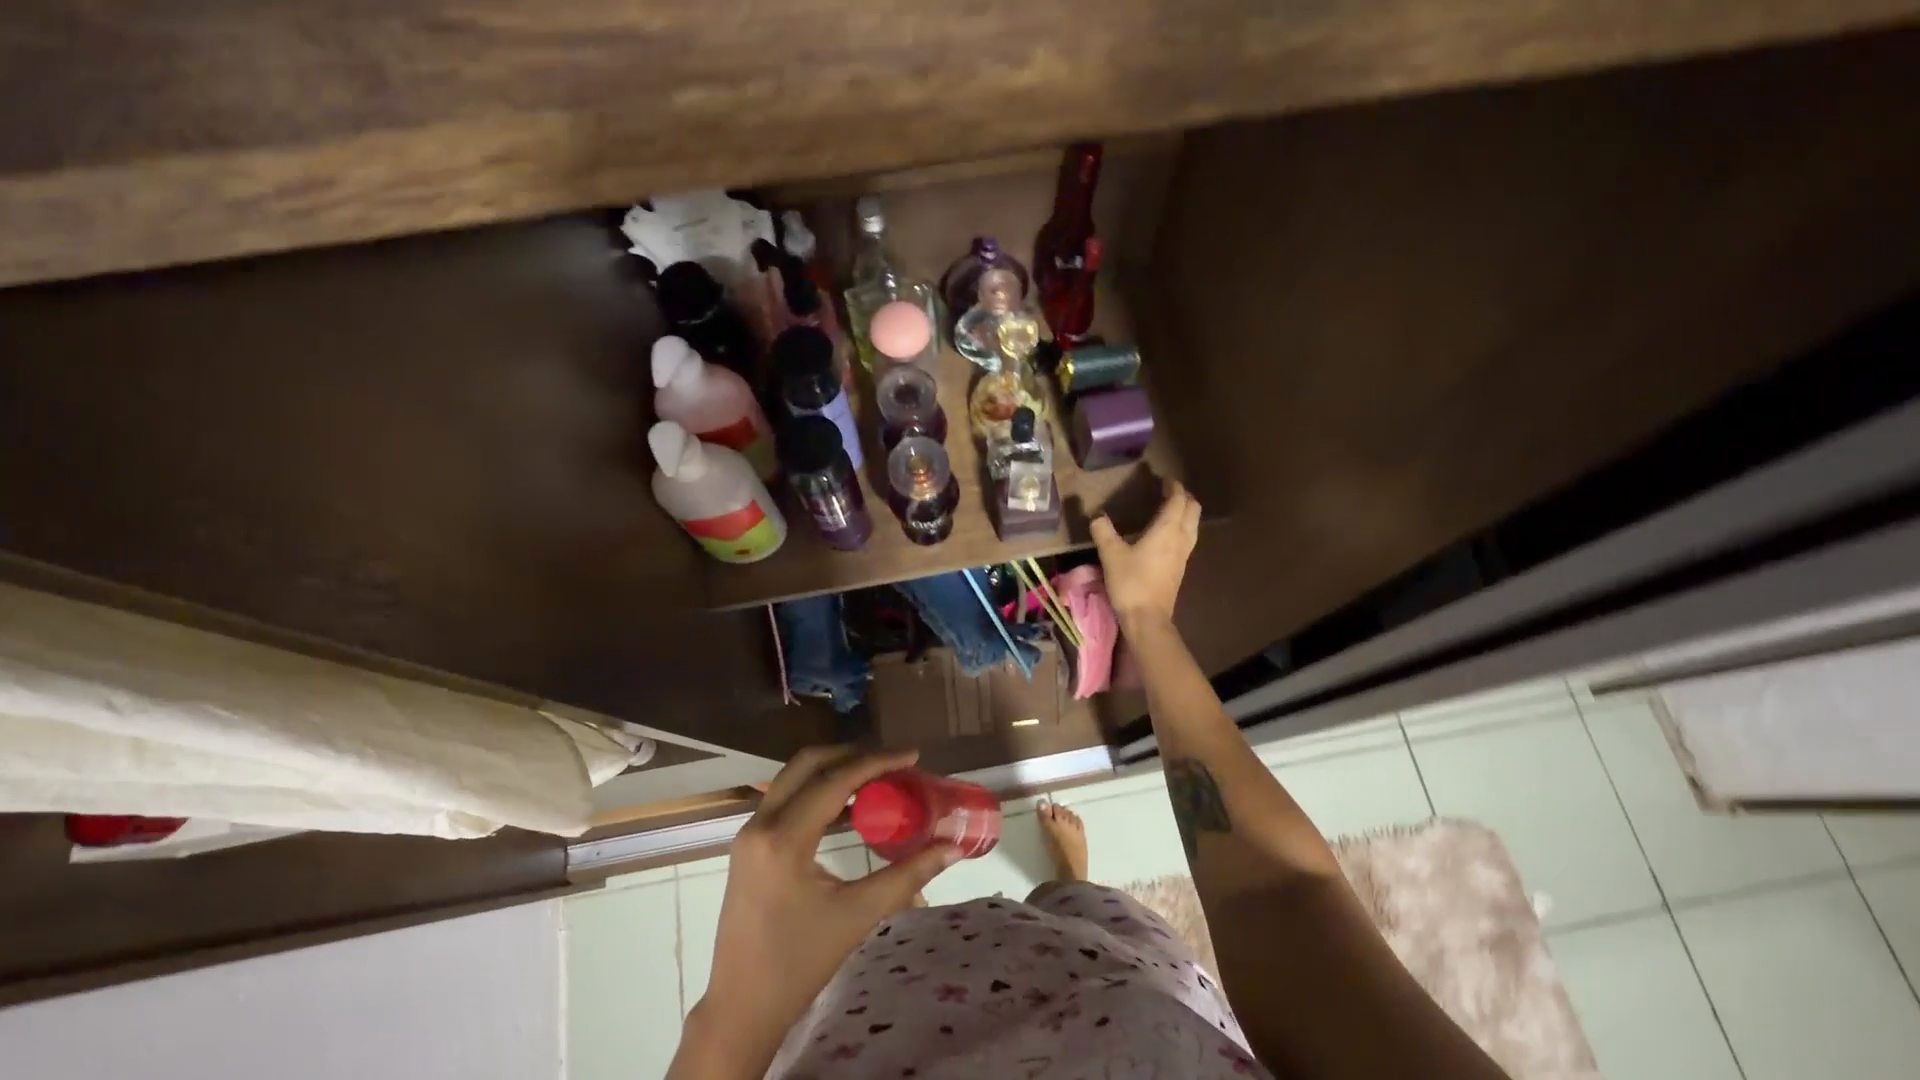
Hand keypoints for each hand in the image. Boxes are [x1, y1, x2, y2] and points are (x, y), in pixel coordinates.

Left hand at [692, 747, 959, 1054]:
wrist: (743, 1006)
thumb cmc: (801, 962)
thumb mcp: (859, 914)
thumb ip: (908, 874)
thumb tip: (953, 847)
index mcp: (784, 838)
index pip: (835, 780)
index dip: (877, 762)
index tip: (913, 754)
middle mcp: (760, 824)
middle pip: (807, 764)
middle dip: (852, 755)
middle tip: (894, 761)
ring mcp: (748, 834)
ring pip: (792, 779)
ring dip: (834, 771)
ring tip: (878, 778)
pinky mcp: (748, 848)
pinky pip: (785, 800)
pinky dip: (817, 791)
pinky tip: (848, 806)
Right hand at [1091, 479, 1200, 625]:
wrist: (1147, 618)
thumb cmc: (1131, 582)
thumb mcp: (1111, 554)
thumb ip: (1103, 532)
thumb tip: (1097, 517)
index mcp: (1167, 530)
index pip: (1178, 500)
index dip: (1173, 487)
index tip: (1164, 480)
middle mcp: (1181, 539)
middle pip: (1193, 510)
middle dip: (1184, 497)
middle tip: (1170, 492)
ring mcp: (1184, 555)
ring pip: (1193, 526)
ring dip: (1185, 513)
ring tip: (1170, 510)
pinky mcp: (1180, 569)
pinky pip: (1188, 539)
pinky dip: (1181, 528)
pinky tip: (1166, 535)